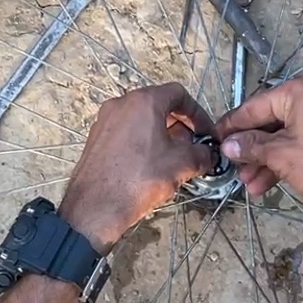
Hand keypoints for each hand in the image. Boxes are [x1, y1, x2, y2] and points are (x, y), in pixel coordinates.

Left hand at [60, 83, 216, 251]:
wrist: (95, 208)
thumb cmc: (136, 180)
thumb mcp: (182, 164)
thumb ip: (202, 154)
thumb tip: (207, 155)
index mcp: (143, 102)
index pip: (178, 94)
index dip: (197, 113)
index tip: (205, 131)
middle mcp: (121, 105)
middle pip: (159, 105)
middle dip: (180, 125)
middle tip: (192, 146)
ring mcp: (105, 121)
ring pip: (142, 120)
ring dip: (162, 135)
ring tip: (173, 160)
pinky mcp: (96, 139)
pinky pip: (126, 133)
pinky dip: (143, 142)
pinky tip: (151, 166)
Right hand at [214, 75, 302, 219]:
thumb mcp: (282, 156)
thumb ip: (251, 146)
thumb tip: (228, 144)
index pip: (257, 105)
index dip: (233, 124)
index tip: (216, 137)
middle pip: (271, 120)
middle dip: (251, 147)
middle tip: (232, 166)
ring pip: (286, 135)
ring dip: (266, 159)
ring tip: (249, 182)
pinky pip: (302, 142)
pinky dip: (285, 160)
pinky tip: (267, 184)